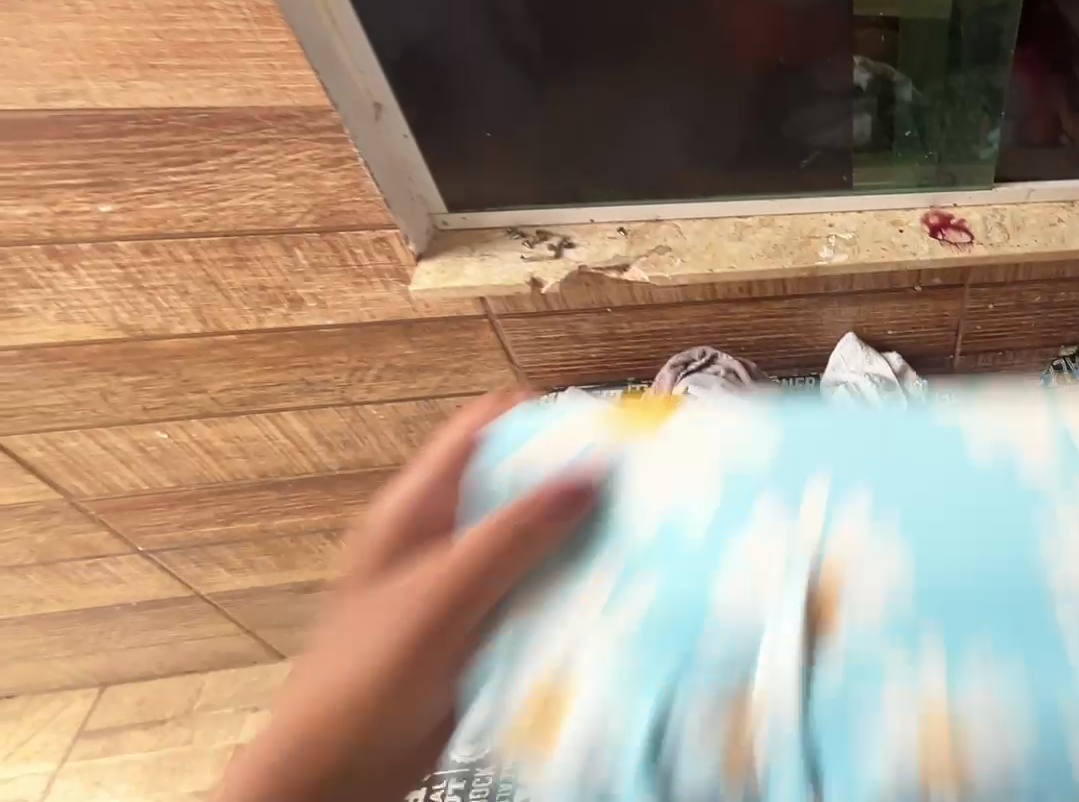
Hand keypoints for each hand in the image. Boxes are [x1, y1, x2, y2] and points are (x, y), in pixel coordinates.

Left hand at [216, 389, 601, 801]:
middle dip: (578, 470)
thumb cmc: (364, 683)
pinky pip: (547, 573)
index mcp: (420, 507)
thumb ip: (512, 535)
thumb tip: (591, 473)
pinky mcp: (495, 611)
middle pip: (524, 473)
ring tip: (641, 520)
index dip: (540, 414)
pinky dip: (580, 568)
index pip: (485, 425)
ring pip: (542, 525)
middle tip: (637, 475)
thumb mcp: (440, 599)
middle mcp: (451, 529)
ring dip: (585, 523)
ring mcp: (474, 572)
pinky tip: (617, 573)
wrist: (336, 782)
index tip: (602, 425)